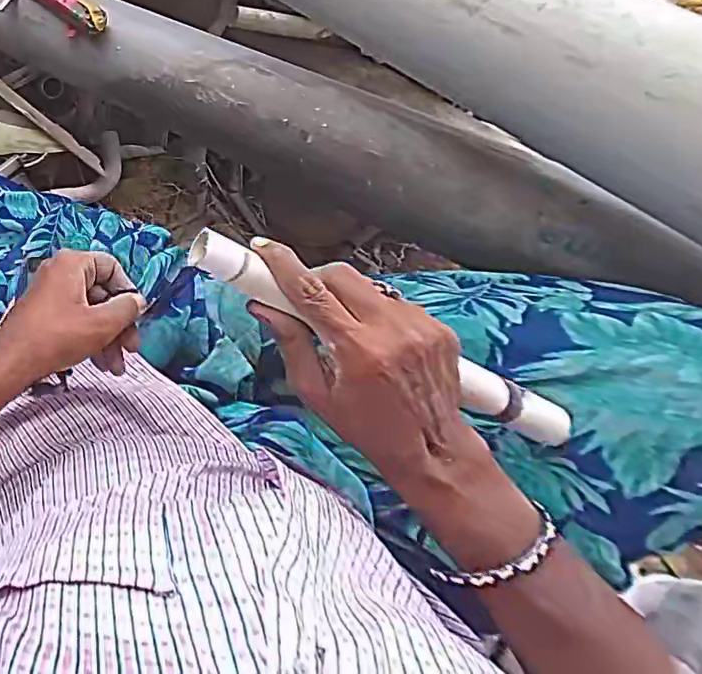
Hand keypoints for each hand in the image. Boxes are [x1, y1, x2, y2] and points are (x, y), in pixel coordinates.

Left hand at [0, 250, 144, 385]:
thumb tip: (137, 301)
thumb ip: (126, 309)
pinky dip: (90, 337)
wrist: (10, 363)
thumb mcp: (100, 324)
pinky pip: (75, 318)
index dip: (128, 293)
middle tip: (131, 349)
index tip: (135, 317)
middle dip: (119, 324)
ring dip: (107, 337)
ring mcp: (50, 292)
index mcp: (71, 263)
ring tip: (115, 366)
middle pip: (102, 292)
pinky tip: (99, 362)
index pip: (112, 267)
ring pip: (91, 309)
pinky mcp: (44, 313)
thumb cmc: (53, 338)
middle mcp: (60, 272)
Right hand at [247, 238, 487, 483]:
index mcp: (358, 350)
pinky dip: (375, 309)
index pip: (311, 290)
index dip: (282, 264)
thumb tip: (263, 307)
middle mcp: (392, 331)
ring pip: (366, 282)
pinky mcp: (438, 326)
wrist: (436, 452)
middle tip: (304, 300)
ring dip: (346, 295)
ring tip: (346, 327)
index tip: (264, 249)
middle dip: (315, 278)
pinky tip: (376, 337)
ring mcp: (420, 326)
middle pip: (339, 274)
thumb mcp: (315, 393)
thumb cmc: (371, 429)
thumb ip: (290, 343)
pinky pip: (392, 298)